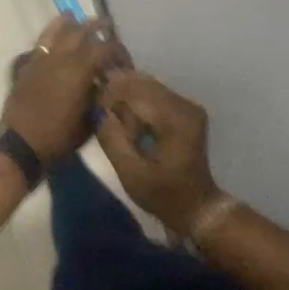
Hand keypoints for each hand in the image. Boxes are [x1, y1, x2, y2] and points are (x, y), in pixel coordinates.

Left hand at [3, 14, 127, 163]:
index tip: (124, 62)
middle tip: (107, 26)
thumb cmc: (60, 137)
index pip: (105, 48)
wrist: (21, 144)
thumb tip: (105, 83)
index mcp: (79, 69)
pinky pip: (37, 45)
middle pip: (80, 31)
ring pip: (54, 32)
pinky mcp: (25, 67)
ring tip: (74, 17)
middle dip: (96, 27)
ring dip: (67, 23)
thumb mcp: (90, 120)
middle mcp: (60, 58)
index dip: (119, 51)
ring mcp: (39, 60)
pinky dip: (46, 39)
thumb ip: (99, 97)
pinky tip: (51, 41)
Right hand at [95, 71, 222, 235]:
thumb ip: (113, 140)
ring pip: (147, 85)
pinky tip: (124, 114)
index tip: (93, 110)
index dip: (109, 96)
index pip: (135, 92)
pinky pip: (154, 93)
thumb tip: (98, 111)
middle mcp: (185, 105)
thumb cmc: (163, 194)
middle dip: (116, 92)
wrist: (195, 206)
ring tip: (108, 112)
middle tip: (97, 110)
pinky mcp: (184, 110)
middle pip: (142, 83)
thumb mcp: (131, 173)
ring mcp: (187, 106)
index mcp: (176, 119)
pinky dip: (135, 99)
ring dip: (125, 95)